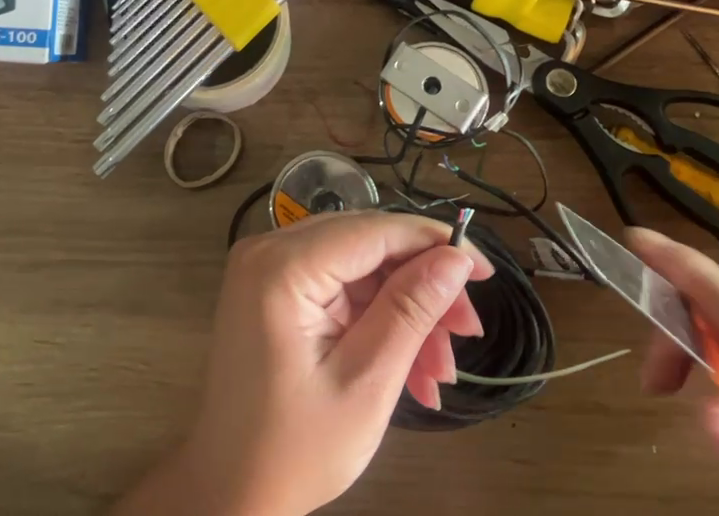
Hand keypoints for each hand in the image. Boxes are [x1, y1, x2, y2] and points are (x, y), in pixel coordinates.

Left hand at [113, 211, 491, 515]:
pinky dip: (378, 323)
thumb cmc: (295, 447)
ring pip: (360, 270)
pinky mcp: (275, 293)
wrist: (231, 488)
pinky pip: (340, 291)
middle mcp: (269, 251)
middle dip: (423, 287)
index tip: (486, 274)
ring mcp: (268, 271)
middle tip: (468, 334)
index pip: (373, 230)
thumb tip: (454, 257)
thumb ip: (409, 310)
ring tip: (441, 373)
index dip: (434, 243)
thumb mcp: (365, 381)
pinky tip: (414, 372)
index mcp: (281, 266)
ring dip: (406, 313)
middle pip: (367, 246)